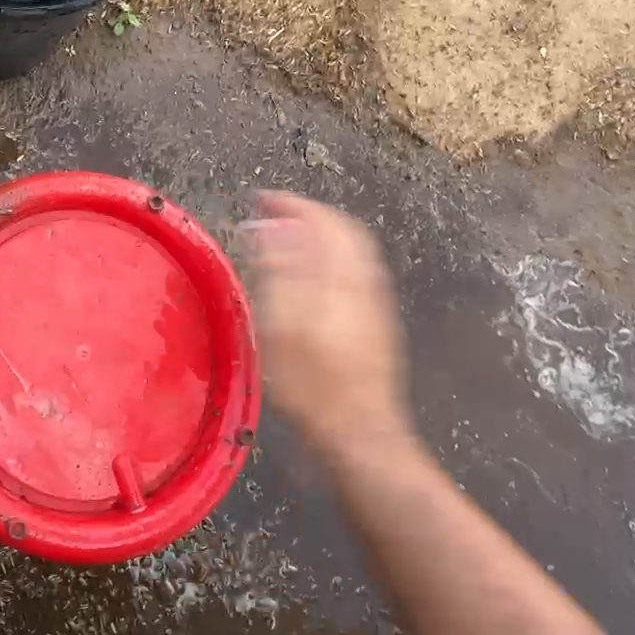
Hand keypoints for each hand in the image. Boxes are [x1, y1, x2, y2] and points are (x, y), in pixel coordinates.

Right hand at [246, 192, 414, 458]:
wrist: (362, 436)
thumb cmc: (314, 385)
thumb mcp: (284, 327)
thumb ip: (280, 271)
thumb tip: (272, 226)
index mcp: (343, 279)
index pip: (323, 222)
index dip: (291, 204)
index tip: (260, 199)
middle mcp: (365, 284)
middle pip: (344, 232)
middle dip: (307, 215)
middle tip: (272, 214)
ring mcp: (374, 305)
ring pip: (352, 252)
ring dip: (319, 235)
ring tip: (285, 237)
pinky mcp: (374, 325)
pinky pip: (355, 271)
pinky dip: (328, 257)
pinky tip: (309, 274)